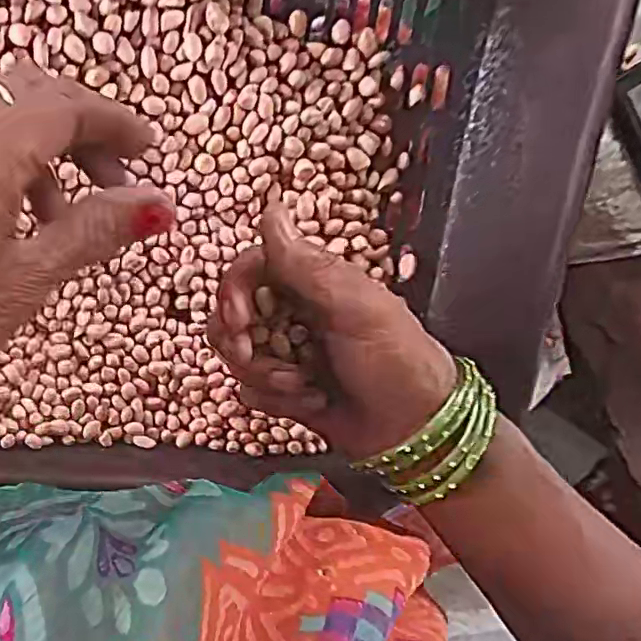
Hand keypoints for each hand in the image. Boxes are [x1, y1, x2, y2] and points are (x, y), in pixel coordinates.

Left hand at [0, 62, 174, 388]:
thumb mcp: (27, 280)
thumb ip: (93, 230)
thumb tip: (156, 205)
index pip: (63, 108)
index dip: (114, 123)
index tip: (147, 150)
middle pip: (31, 94)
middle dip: (82, 129)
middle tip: (115, 179)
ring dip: (45, 146)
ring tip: (66, 213)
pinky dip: (6, 157)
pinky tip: (18, 211)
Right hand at [206, 203, 457, 459]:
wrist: (412, 431)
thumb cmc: (397, 362)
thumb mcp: (357, 308)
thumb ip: (308, 265)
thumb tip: (272, 209)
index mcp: (310, 284)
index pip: (248, 272)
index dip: (231, 294)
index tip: (238, 321)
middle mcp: (290, 314)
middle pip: (229, 317)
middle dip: (243, 346)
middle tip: (268, 364)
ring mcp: (282, 352)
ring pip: (234, 358)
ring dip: (266, 377)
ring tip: (306, 387)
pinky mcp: (279, 389)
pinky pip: (248, 391)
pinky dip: (275, 402)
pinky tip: (312, 403)